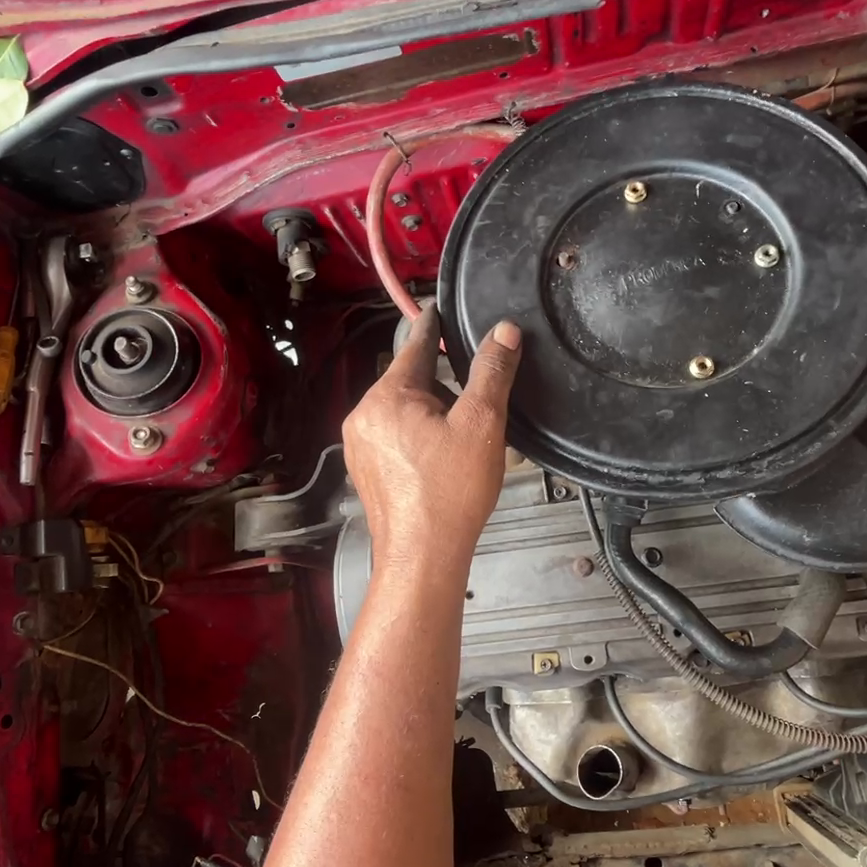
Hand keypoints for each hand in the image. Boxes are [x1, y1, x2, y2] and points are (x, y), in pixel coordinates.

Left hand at [342, 308, 521, 569]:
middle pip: (412, 383)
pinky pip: (396, 439)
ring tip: (461, 448)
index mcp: (387, 397)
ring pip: (404, 413)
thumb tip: (504, 333)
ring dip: (433, 417)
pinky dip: (420, 441)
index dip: (432, 326)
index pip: (415, 346)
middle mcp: (365, 417)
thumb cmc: (449, 496)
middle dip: (444, 390)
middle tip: (474, 415)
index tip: (434, 309)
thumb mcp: (481, 424)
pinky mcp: (367, 472)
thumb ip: (492, 373)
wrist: (423, 557)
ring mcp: (362, 447)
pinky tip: (442, 465)